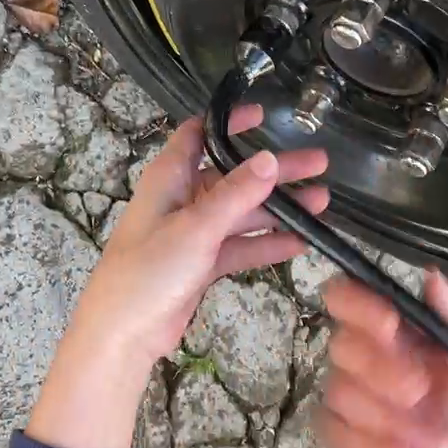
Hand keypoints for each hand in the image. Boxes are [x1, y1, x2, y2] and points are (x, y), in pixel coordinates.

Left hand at [26, 104, 329, 447]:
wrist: (123, 333)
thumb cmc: (150, 268)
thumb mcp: (196, 227)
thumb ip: (235, 194)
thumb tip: (269, 158)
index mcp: (170, 176)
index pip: (200, 134)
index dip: (229, 122)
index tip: (265, 114)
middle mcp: (182, 197)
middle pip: (234, 175)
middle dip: (275, 170)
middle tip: (319, 163)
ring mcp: (193, 231)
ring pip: (242, 212)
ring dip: (279, 208)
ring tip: (323, 201)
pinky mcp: (201, 262)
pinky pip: (240, 245)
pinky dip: (267, 243)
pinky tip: (302, 241)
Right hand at [317, 271, 447, 447]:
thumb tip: (432, 277)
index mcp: (382, 327)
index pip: (344, 295)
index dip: (357, 304)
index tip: (390, 323)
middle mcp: (354, 354)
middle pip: (340, 343)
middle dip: (382, 368)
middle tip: (420, 389)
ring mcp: (341, 395)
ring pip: (340, 390)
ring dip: (385, 415)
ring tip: (419, 434)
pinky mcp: (335, 436)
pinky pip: (335, 431)